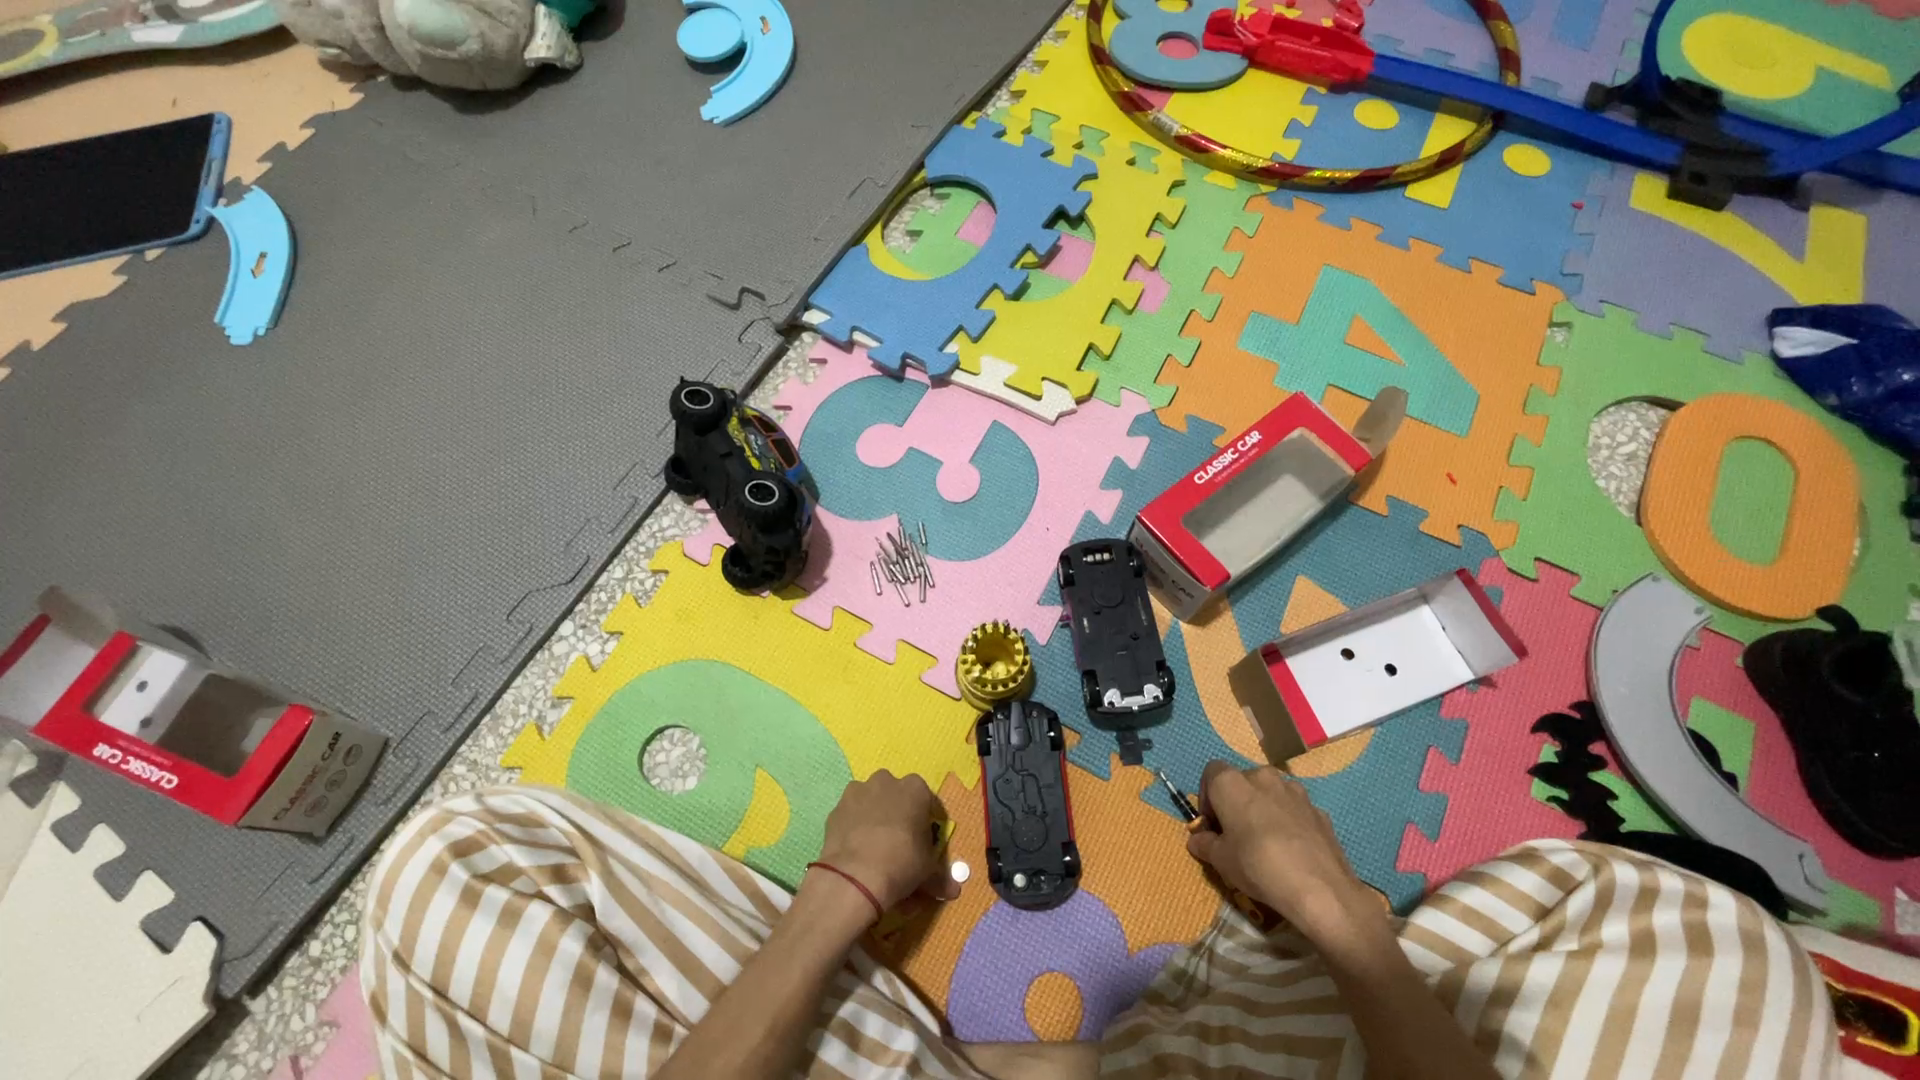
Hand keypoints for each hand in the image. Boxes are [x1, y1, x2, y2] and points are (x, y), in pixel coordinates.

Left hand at [813, 771, 958, 917]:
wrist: (856, 875)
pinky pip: (850, 818)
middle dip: (896, 816)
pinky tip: (855, 855)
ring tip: (873, 852)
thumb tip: (953, 891)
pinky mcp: (835, 809)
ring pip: (869, 804)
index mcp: (915, 788)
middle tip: (898, 847)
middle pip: (894, 797)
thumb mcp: (928, 871)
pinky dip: (853, 831)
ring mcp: (857, 792)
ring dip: (873, 820)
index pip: (925, 800)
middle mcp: (886, 781)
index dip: (923, 822)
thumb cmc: (902, 862)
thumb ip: (940, 877)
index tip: (921, 842)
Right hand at [1186, 761, 1375, 939]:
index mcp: (1233, 783)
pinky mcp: (1319, 811)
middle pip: (1243, 781)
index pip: (1212, 772)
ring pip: (1271, 794)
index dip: (1207, 796)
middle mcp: (1264, 777)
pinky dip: (1288, 823)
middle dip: (1236, 802)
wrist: (1320, 889)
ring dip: (1264, 809)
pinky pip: (1295, 811)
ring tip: (1266, 843)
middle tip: (1236, 835)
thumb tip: (1198, 839)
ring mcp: (1296, 792)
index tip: (1212, 825)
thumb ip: (1205, 844)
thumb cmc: (1258, 866)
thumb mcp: (1220, 860)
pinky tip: (1291, 851)